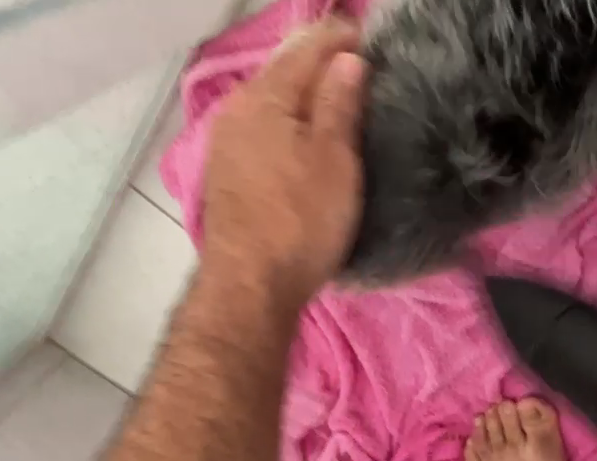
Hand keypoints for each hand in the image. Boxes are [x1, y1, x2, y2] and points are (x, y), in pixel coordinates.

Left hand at [199, 19, 366, 305]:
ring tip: (335, 106)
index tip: (370, 39)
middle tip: (358, 70)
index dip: (341, 39)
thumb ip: (340, 106)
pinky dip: (286, 127)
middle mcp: (238, 109)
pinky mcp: (227, 176)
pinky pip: (262, 133)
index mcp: (267, 96)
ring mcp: (226, 144)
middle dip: (319, 67)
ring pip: (271, 105)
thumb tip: (348, 60)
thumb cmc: (301, 222)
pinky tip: (301, 142)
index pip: (308, 49)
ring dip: (302, 99)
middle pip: (284, 74)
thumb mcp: (335, 162)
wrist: (251, 285)